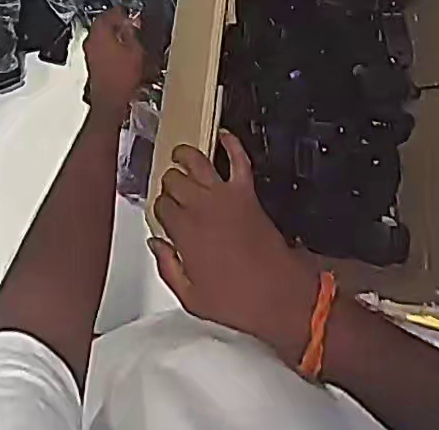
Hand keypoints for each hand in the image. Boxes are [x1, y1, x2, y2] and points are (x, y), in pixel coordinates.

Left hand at [83, 8, 148, 125]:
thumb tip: (132, 22)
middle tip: (130, 23)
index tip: (130, 12)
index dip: (122, 11)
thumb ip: (133, 32)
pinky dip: (110, 47)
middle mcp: (91, 41)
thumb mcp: (135, 50)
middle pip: (102, 24)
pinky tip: (123, 53)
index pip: (109, 13)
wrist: (111, 102)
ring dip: (113, 35)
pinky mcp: (92, 65)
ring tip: (128, 38)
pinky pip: (101, 49)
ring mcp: (90, 53)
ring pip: (101, 37)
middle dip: (116, 22)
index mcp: (100, 32)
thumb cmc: (122, 77)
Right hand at [149, 130, 321, 362]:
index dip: (159, 208)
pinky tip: (223, 136)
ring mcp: (224, 195)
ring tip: (179, 156)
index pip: (160, 205)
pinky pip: (238, 159)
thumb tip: (156, 244)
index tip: (164, 215)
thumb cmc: (239, 302)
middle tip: (171, 190)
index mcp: (184, 232)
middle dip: (169, 182)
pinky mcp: (246, 192)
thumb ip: (167, 268)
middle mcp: (200, 207)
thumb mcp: (192, 298)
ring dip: (184, 155)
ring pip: (195, 160)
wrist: (282, 298)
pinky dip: (231, 144)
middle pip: (173, 179)